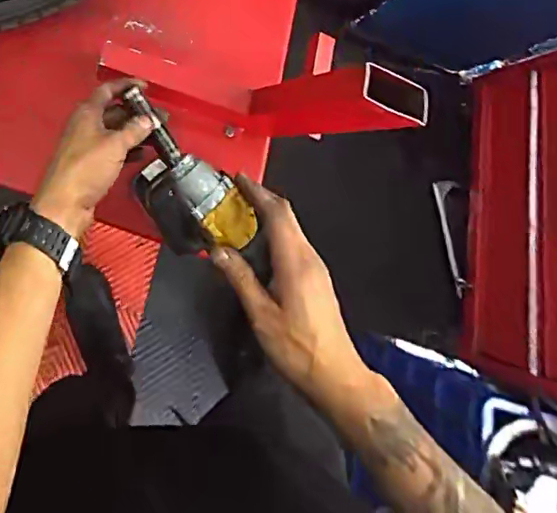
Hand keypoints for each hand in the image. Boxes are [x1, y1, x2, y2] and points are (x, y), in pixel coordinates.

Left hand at [31, 80, 154, 237]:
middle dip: (134, 111)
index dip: (126, 85)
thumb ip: (134, 130)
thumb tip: (148, 119)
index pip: (107, 90)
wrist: (64, 205)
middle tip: (156, 114)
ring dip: (133, 130)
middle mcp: (84, 124)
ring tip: (155, 133)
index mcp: (86, 113)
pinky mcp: (89, 163)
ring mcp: (85, 144)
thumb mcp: (115, 146)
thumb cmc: (85, 169)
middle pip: (112, 110)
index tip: (143, 87)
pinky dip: (126, 148)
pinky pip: (111, 148)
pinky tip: (141, 153)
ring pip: (113, 130)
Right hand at [210, 176, 376, 412]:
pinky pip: (294, 243)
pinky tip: (258, 245)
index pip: (278, 212)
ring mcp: (316, 268)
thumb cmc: (298, 349)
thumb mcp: (261, 316)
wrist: (338, 378)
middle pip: (286, 215)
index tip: (239, 178)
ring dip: (267, 216)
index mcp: (295, 261)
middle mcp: (309, 257)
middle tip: (235, 193)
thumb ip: (240, 279)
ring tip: (241, 215)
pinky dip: (274, 233)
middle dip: (261, 198)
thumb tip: (218, 251)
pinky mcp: (317, 279)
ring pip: (291, 229)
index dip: (258, 191)